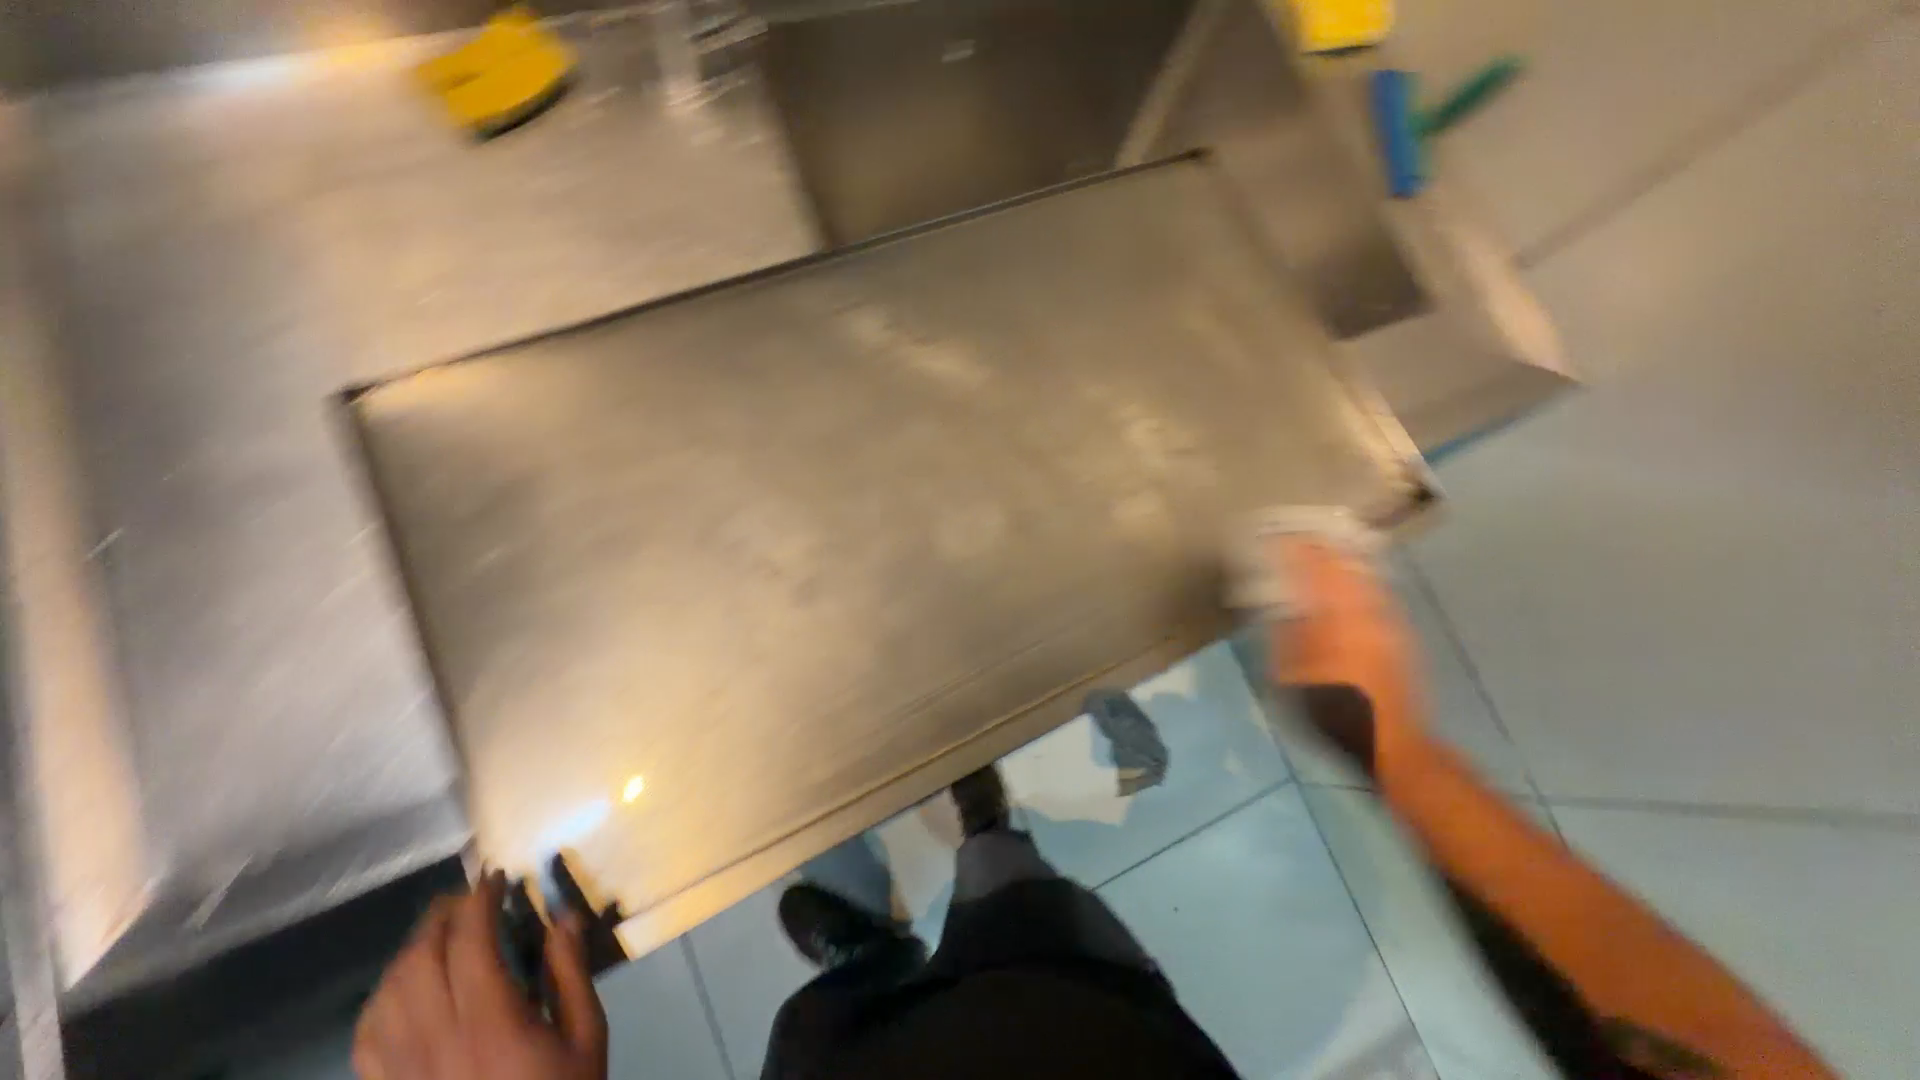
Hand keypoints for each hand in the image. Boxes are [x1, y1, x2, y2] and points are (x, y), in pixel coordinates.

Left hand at [354, 874, 607, 1079]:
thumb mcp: (586, 1035)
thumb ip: (570, 973)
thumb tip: (562, 916)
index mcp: (491, 1022)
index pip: (470, 943)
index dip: (479, 901)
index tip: (494, 878)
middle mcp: (437, 1040)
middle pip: (421, 958)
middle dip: (443, 916)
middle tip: (470, 897)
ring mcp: (404, 1069)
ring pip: (388, 991)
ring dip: (412, 950)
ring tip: (440, 933)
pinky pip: (366, 1035)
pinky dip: (380, 998)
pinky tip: (401, 986)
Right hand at [1265, 536, 1427, 775]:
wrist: (1393, 741)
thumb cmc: (1332, 710)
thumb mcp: (1292, 675)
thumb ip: (1284, 632)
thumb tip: (1274, 599)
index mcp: (1334, 617)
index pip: (1312, 569)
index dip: (1293, 548)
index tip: (1276, 534)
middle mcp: (1365, 610)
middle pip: (1343, 564)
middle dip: (1322, 545)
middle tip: (1303, 531)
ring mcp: (1388, 620)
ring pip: (1364, 575)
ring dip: (1344, 557)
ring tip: (1327, 545)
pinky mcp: (1401, 633)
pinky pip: (1378, 591)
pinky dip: (1362, 577)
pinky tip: (1354, 578)